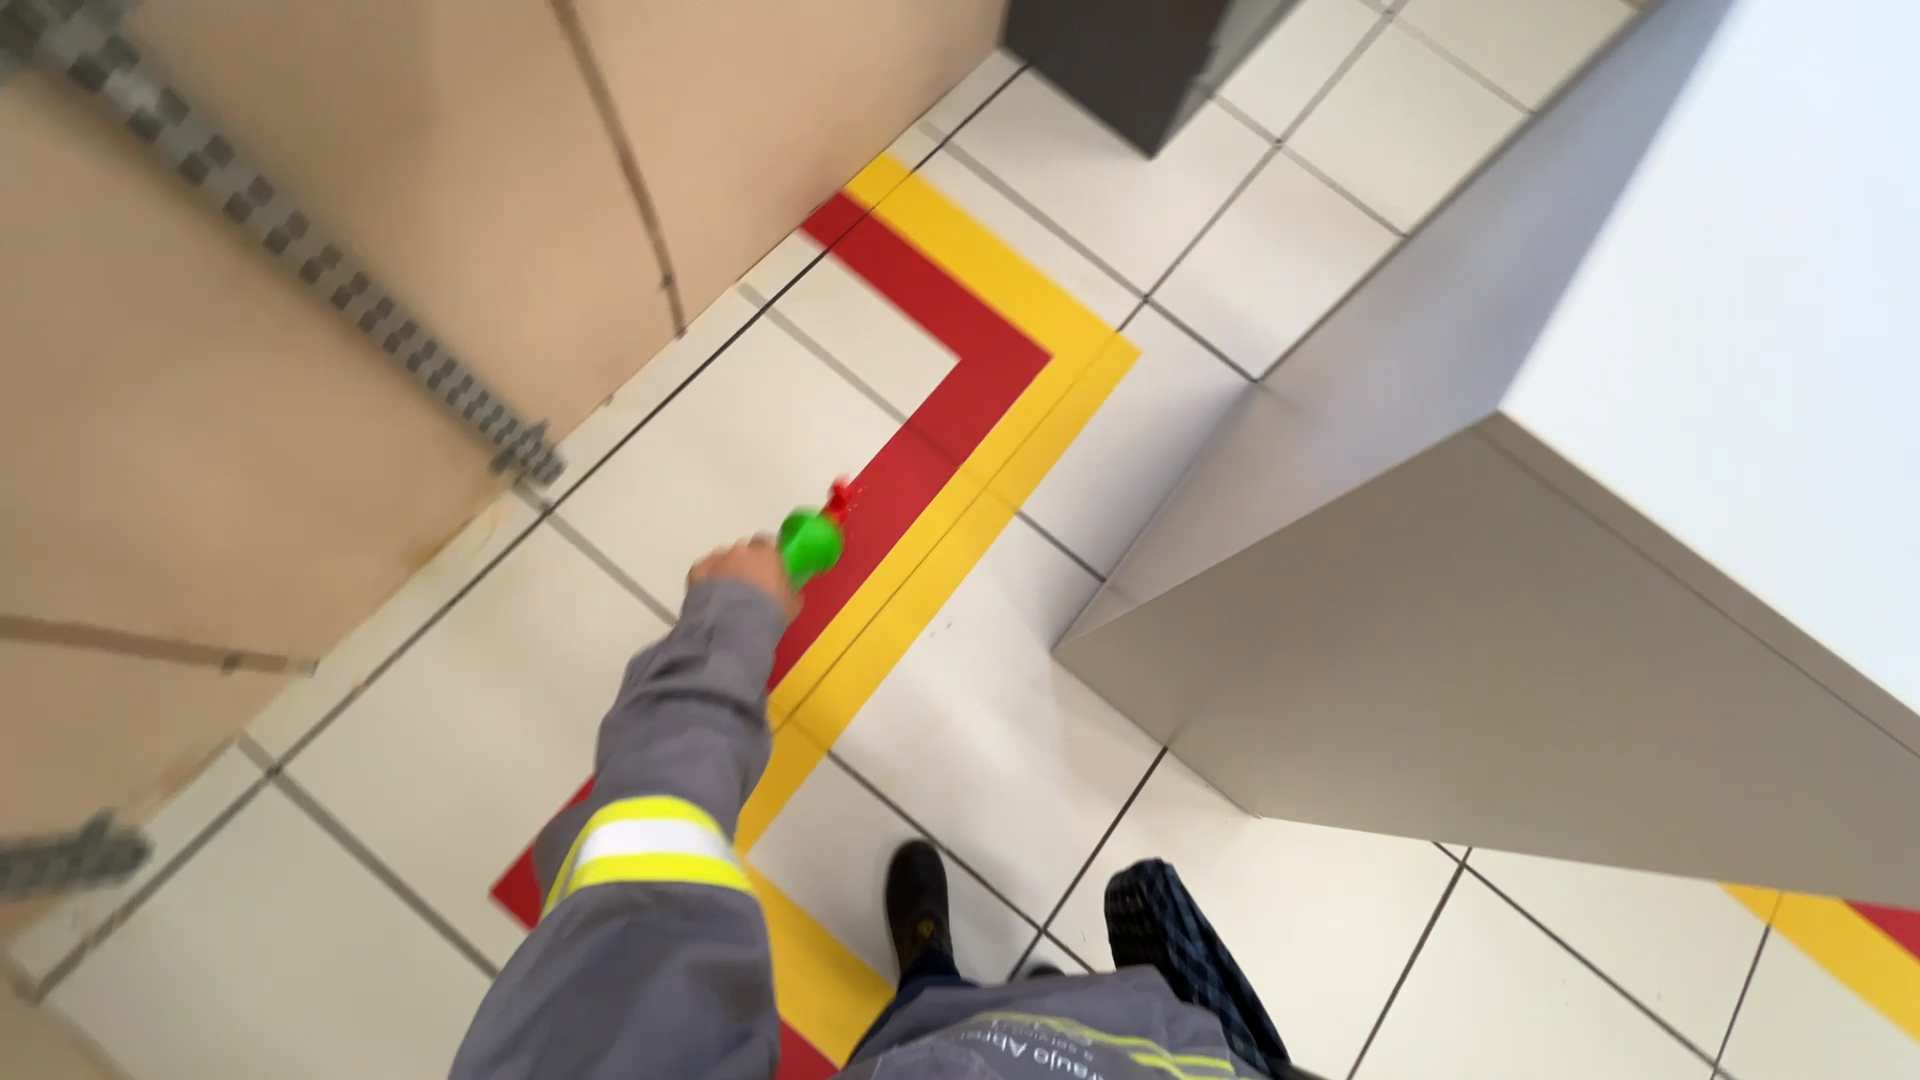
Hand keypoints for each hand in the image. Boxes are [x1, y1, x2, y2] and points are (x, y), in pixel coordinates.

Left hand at [687, 535, 799, 622]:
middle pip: (743, 551)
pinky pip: (704, 572)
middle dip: (745, 564)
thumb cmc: (770, 613)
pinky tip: (710, 599)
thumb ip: (790, 591)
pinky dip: (707, 581)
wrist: (733, 628)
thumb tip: (789, 591)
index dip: (766, 555)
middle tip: (748, 587)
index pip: (766, 542)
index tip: (768, 570)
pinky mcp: (696, 571)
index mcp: (766, 553)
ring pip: (722, 560)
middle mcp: (740, 550)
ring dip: (725, 572)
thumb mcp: (792, 604)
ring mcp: (716, 559)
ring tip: (727, 597)